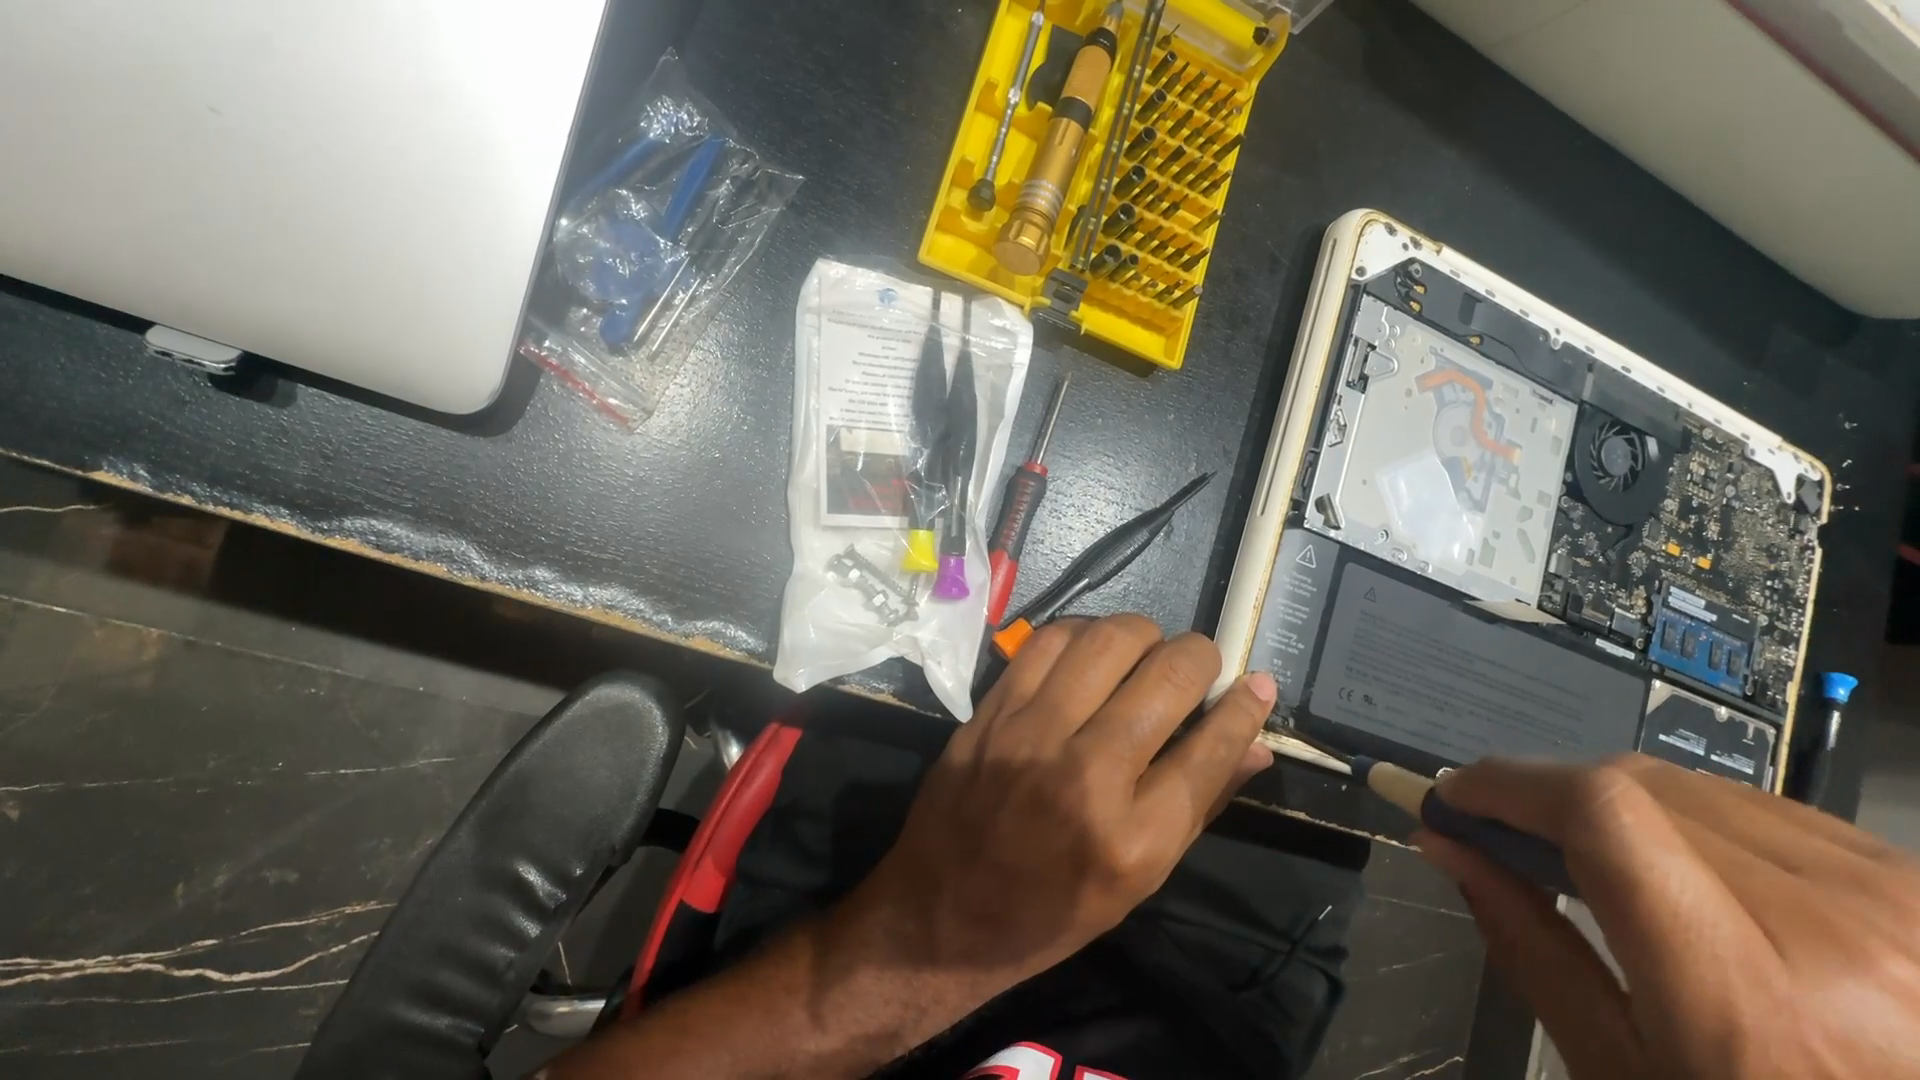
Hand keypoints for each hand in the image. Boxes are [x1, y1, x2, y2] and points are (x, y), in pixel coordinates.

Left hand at [838, 615, 1275, 997]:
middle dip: (1200, 657)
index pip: (1210, 746)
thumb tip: (1255, 741)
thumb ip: (1200, 803)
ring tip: (1148, 653)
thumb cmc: (1052, 912)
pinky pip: (1047, 642)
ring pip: (1107, 641)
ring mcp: (1029, 735)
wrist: (941, 913)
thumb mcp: (1139, 881)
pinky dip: (1083, 634)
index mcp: (1134, 838)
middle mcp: (1085, 775)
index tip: (1255, 683)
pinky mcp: (990, 712)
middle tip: (1199, 665)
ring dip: (1143, 634)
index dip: (1243, 707)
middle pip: (1165, 678)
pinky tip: (1093, 651)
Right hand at [1417, 753, 1919, 1078]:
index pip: (1607, 816)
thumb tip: (1444, 843)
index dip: (1511, 785)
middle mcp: (1837, 926)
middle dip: (1545, 793)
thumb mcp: (1621, 1066)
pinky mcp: (1913, 877)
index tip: (1454, 798)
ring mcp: (1895, 895)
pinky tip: (1672, 860)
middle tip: (1498, 826)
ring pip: (1691, 786)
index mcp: (1751, 998)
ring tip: (1582, 849)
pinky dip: (1685, 815)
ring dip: (1611, 800)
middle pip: (1639, 787)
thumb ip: (1528, 943)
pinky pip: (1758, 805)